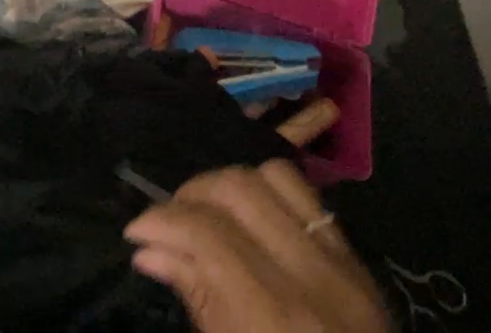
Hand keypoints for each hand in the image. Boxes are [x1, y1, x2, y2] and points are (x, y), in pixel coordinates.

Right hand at [125, 161, 388, 332]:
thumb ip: (195, 296)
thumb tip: (148, 249)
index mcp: (274, 313)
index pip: (205, 230)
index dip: (159, 220)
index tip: (136, 232)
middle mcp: (310, 275)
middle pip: (235, 189)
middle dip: (189, 195)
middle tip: (170, 221)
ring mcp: (339, 262)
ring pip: (270, 177)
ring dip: (226, 187)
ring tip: (207, 212)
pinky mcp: (355, 258)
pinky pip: (306, 194)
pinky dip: (267, 192)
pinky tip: (249, 216)